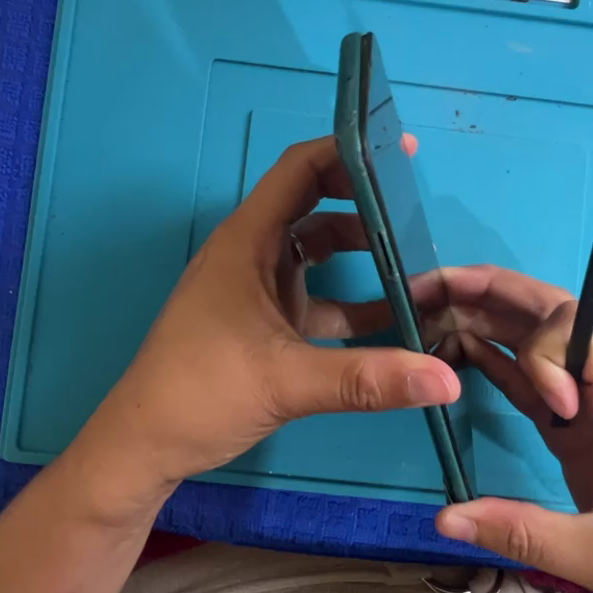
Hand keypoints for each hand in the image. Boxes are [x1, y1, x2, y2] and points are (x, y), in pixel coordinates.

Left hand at [74, 136, 461, 490]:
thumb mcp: (286, 382)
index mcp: (246, 241)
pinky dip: (352, 301)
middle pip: (313, 204)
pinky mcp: (263, 321)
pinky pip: (316, 297)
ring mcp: (257, 287)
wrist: (144, 443)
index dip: (347, 150)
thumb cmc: (200, 393)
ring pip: (315, 251)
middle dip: (364, 200)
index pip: (299, 170)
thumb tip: (447, 381)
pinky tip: (395, 317)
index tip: (398, 149)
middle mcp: (252, 253)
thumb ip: (367, 379)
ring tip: (417, 258)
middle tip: (418, 205)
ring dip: (361, 252)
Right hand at [425, 266, 592, 592]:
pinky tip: (455, 352)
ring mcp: (591, 407)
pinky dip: (491, 363)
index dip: (543, 349)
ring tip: (428, 314)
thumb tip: (445, 517)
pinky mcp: (576, 430)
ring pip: (532, 344)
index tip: (552, 409)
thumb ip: (526, 534)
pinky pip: (528, 382)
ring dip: (483, 322)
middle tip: (426, 289)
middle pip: (548, 318)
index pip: (580, 330)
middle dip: (489, 294)